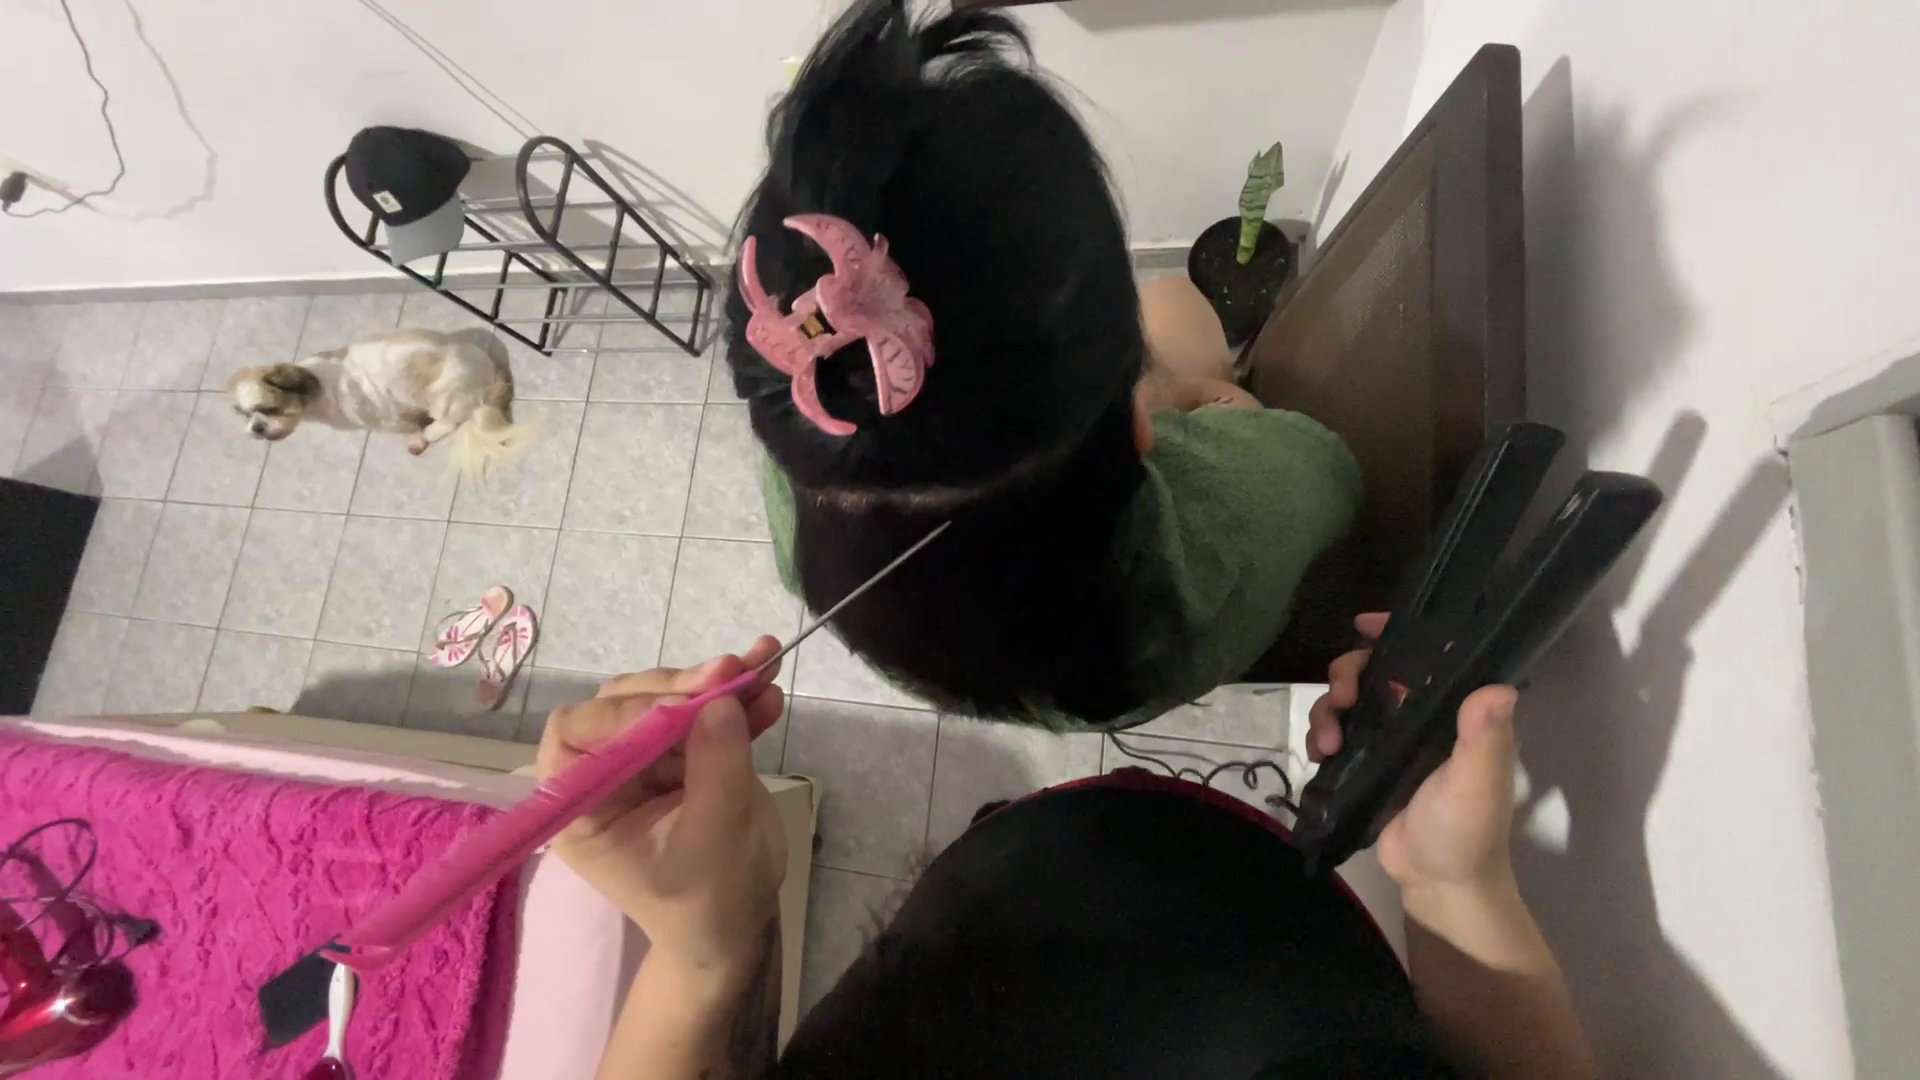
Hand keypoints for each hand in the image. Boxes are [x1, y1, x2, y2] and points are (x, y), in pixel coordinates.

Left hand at [537, 638, 788, 974]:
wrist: (740, 919)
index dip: (624, 711)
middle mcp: (611, 772)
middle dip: (682, 685)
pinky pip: (712, 711)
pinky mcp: (694, 749)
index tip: (682, 705)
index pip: (577, 734)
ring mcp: (654, 757)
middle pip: (630, 702)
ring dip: (721, 679)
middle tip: (733, 672)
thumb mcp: (713, 839)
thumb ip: (715, 768)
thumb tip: (721, 701)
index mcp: (585, 804)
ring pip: (675, 696)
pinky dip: (743, 697)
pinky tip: (773, 687)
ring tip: (765, 662)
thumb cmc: (709, 899)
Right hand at [1307, 614, 1520, 893]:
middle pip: (1374, 671)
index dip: (1397, 633)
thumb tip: (1498, 688)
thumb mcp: (1476, 784)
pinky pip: (1333, 727)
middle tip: (1339, 699)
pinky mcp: (1365, 758)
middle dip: (1346, 675)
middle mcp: (1421, 716)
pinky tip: (1317, 753)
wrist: (1436, 882)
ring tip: (1323, 742)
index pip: (1428, 656)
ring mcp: (1390, 737)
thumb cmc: (1465, 831)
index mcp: (1455, 712)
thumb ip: (1484, 738)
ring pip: (1348, 698)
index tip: (1363, 626)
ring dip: (1326, 709)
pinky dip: (1319, 732)